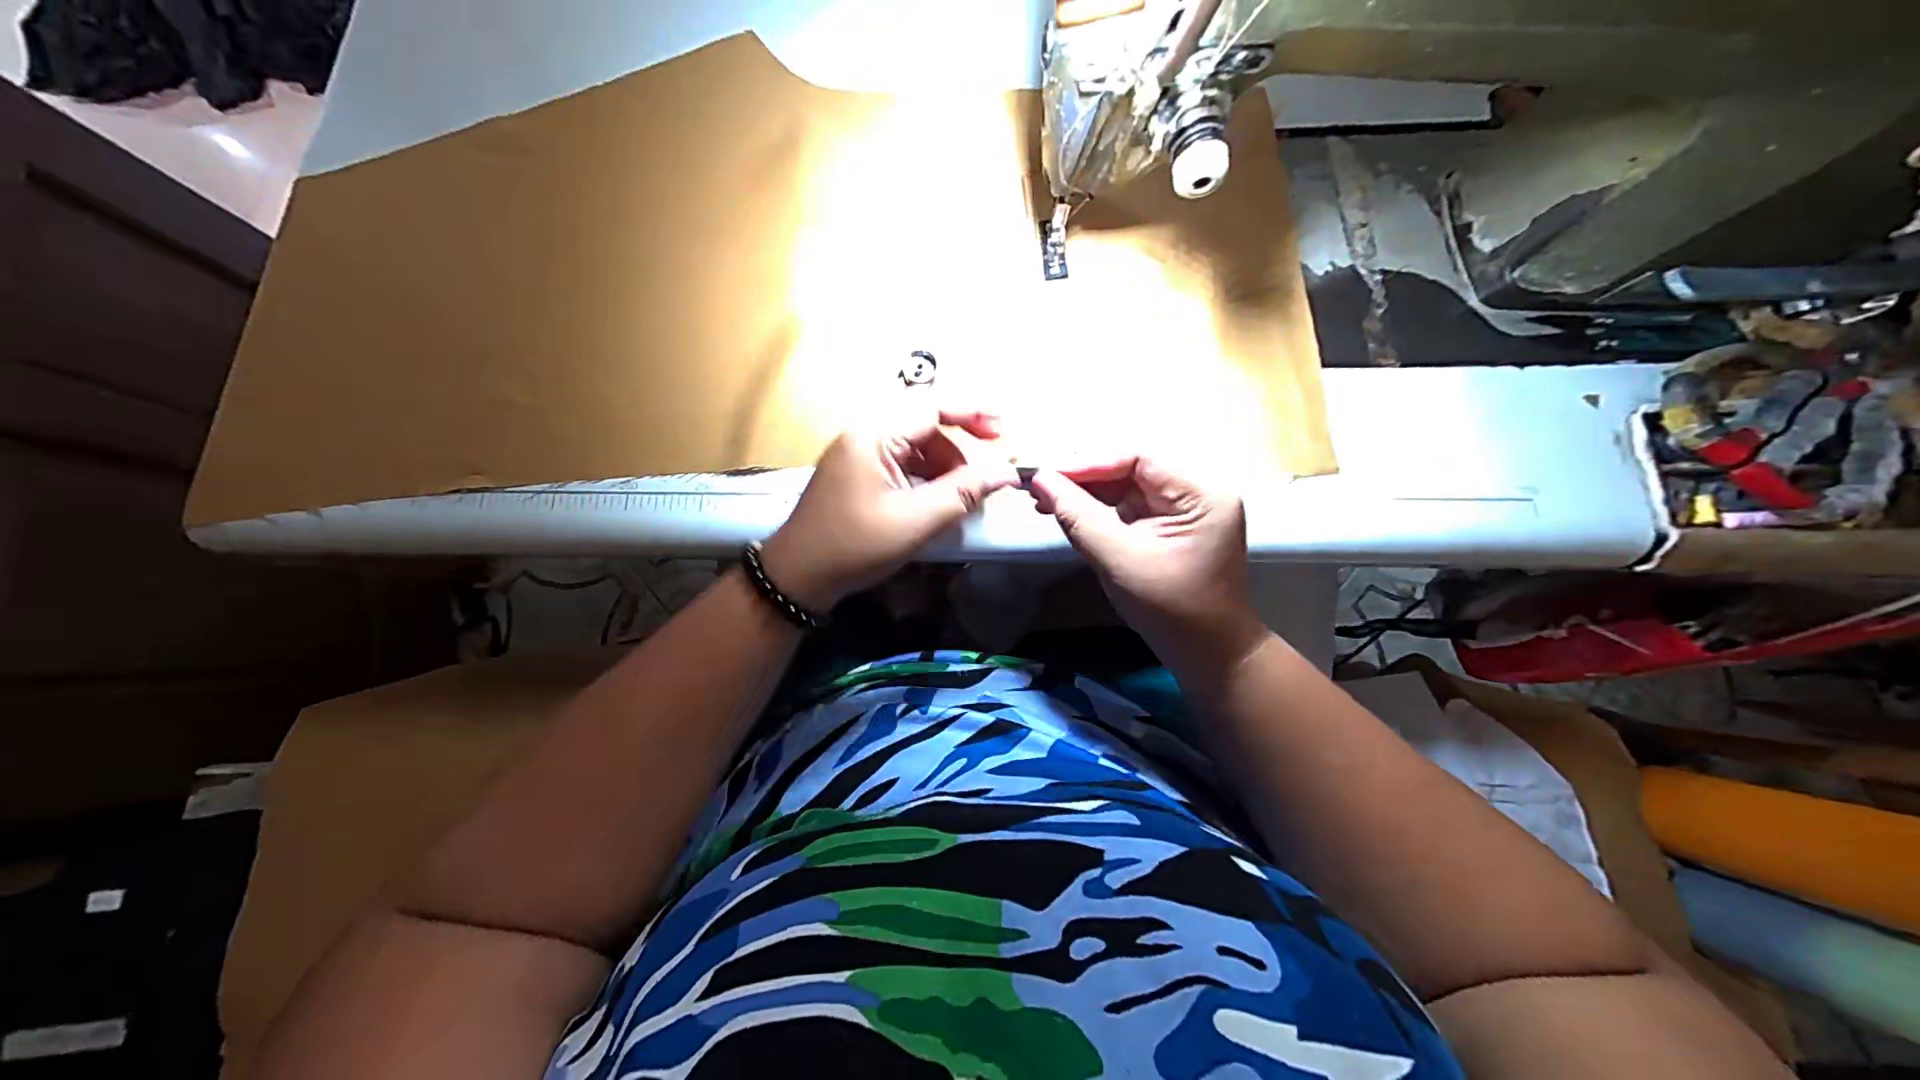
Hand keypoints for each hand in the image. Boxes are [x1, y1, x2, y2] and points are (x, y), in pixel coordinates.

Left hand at [759, 411, 1018, 610]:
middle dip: (959, 449)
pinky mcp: (858, 474)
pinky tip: (937, 504)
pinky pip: (901, 464)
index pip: (931, 406)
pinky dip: (925, 479)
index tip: (1004, 431)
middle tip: (988, 472)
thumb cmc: (854, 547)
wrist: (798, 577)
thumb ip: (963, 493)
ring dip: (944, 468)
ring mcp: (858, 454)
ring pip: (916, 447)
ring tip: (962, 500)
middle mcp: (863, 435)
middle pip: (925, 425)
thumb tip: (1007, 473)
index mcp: (873, 435)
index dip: (972, 413)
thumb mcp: (915, 522)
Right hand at [1030, 456, 1266, 677]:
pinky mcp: (1167, 526)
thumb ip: (1078, 517)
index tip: (1047, 475)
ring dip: (1084, 494)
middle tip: (1038, 488)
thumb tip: (1041, 480)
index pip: (1138, 459)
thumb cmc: (1170, 610)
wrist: (1207, 654)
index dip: (1088, 463)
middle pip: (1129, 469)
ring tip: (1043, 501)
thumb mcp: (1119, 560)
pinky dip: (1095, 511)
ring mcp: (1182, 510)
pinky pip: (1126, 507)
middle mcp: (1196, 493)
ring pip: (1124, 487)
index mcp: (1201, 495)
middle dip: (1082, 479)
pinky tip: (1067, 514)